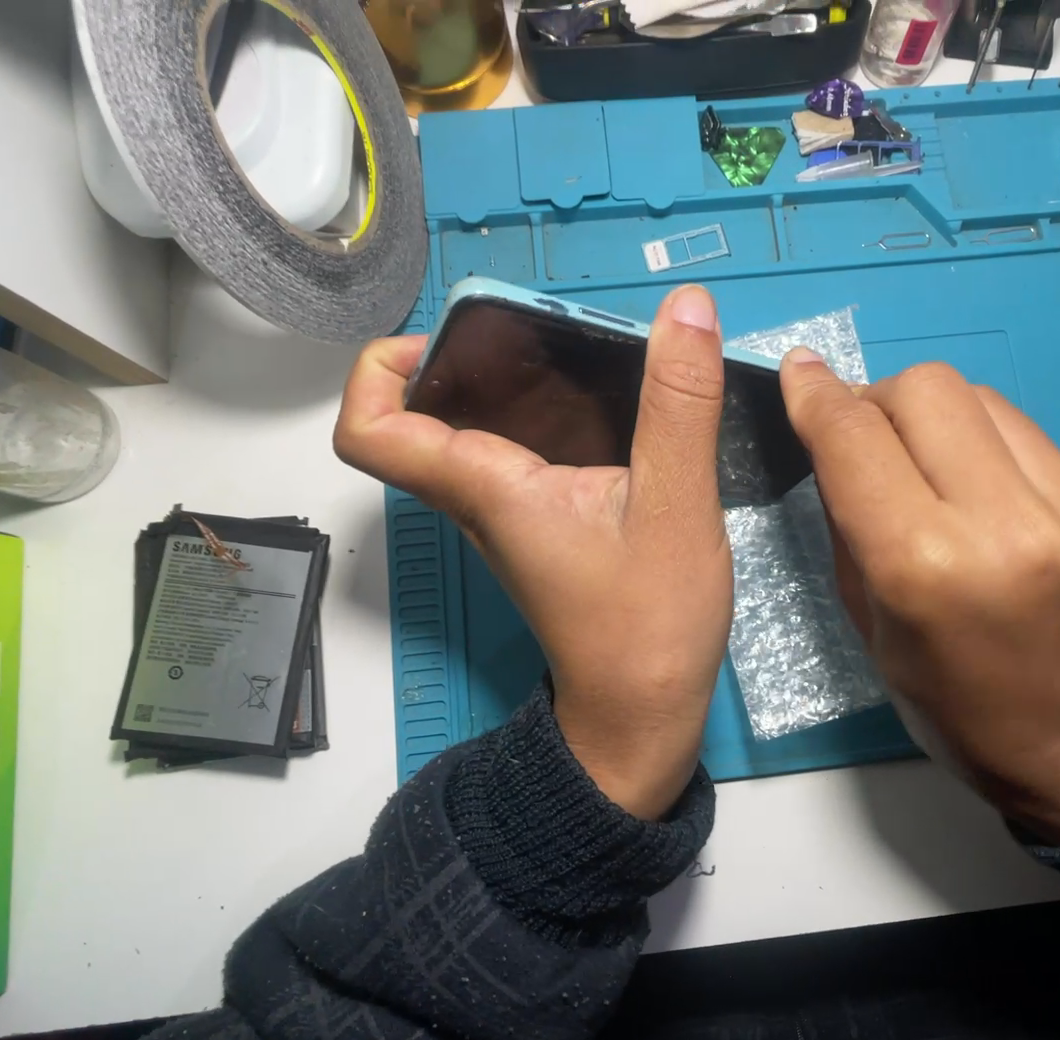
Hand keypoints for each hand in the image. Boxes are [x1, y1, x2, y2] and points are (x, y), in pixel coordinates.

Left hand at [335, 287, 732, 819]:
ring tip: (573, 352)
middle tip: (531, 328)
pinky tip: (601, 408)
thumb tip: (688, 306)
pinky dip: (538, 421)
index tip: (438, 339)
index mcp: (487, 489)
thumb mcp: (676, 505)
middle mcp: (480, 503)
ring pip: (468, 440)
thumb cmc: (648, 622)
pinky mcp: (540, 534)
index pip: (371, 432)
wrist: (643, 712)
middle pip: (419, 421)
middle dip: (457, 360)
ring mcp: (508, 523)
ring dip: (502, 387)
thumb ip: (679, 404)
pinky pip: (513, 461)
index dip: (375, 373)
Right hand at [780, 354, 1059, 840]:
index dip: (816, 395)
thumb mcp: (871, 627)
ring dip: (934, 416)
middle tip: (868, 441)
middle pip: (925, 387)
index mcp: (923, 567)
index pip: (855, 440)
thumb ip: (847, 523)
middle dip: (878, 400)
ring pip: (980, 396)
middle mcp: (1002, 522)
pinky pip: (1025, 434)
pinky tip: (984, 490)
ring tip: (929, 466)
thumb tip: (835, 438)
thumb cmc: (956, 708)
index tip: (798, 370)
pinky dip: (984, 445)